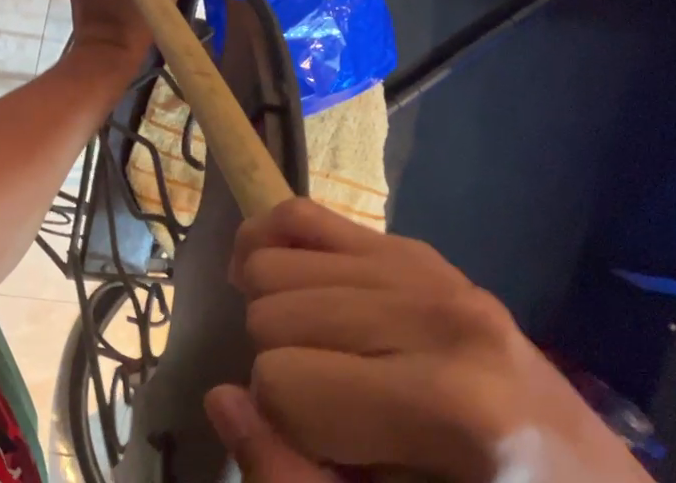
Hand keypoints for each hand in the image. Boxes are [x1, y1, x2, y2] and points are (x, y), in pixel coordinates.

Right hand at [205, 199, 652, 482]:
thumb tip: (224, 399)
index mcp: (451, 405)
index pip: (281, 385)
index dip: (288, 432)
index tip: (337, 460)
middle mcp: (441, 318)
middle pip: (271, 316)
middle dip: (280, 374)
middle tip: (333, 417)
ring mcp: (429, 271)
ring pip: (271, 265)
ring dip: (275, 321)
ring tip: (318, 361)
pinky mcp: (415, 251)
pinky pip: (300, 216)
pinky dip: (265, 243)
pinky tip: (273, 282)